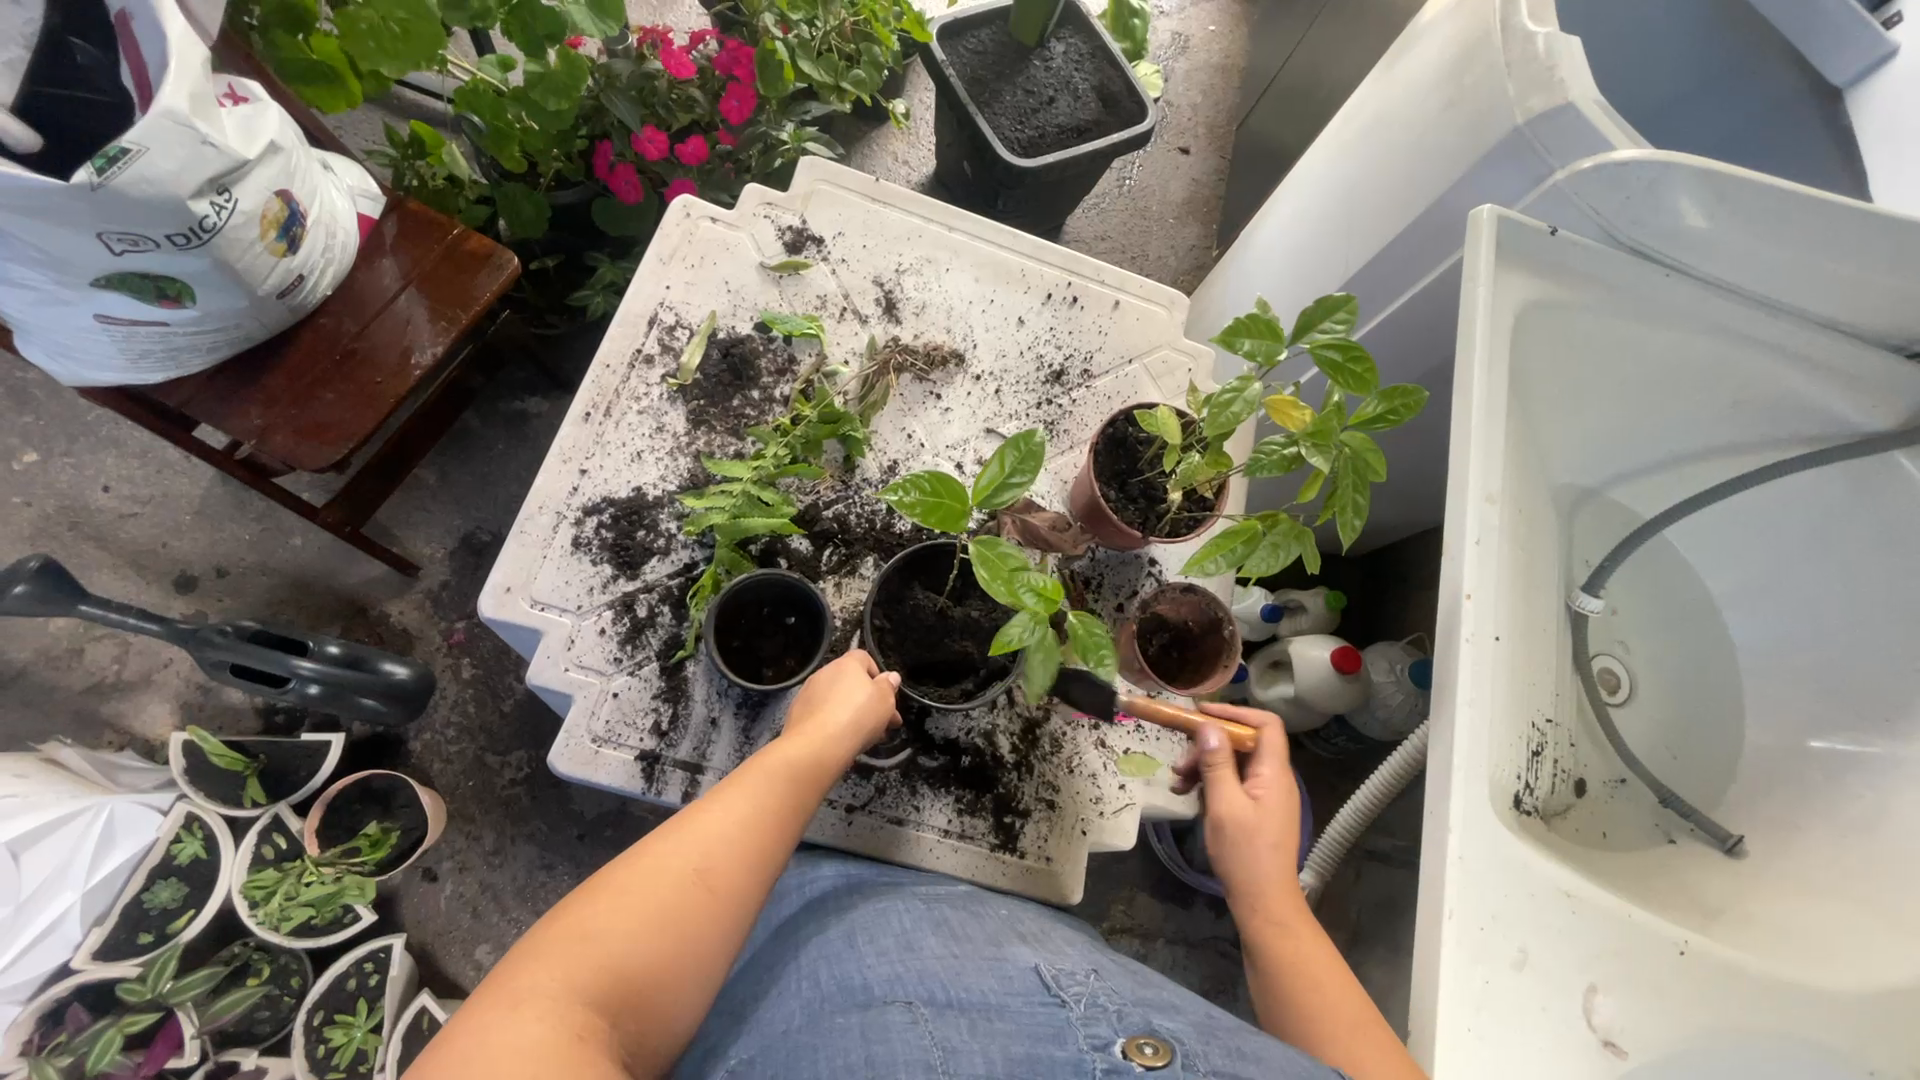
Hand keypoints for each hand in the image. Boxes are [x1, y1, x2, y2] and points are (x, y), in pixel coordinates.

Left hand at [778, 649, 901, 767]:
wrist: (817, 745)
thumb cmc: (857, 717)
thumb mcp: (885, 701)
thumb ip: (889, 686)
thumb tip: (891, 676)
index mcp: (847, 664)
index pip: (864, 657)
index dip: (877, 675)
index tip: (885, 695)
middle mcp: (825, 673)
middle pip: (850, 682)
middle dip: (867, 700)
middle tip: (882, 722)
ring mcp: (808, 693)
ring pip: (836, 700)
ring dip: (850, 713)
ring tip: (864, 736)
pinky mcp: (797, 713)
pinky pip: (821, 714)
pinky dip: (832, 724)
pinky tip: (842, 741)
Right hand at [1172, 703, 1305, 919]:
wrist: (1263, 903)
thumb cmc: (1244, 853)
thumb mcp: (1223, 804)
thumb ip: (1216, 763)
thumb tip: (1208, 726)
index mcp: (1274, 773)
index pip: (1265, 724)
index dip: (1234, 712)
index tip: (1201, 714)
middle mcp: (1275, 778)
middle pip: (1242, 742)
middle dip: (1208, 745)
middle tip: (1180, 763)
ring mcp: (1267, 795)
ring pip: (1234, 763)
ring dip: (1204, 766)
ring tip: (1177, 782)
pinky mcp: (1257, 810)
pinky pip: (1233, 783)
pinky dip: (1210, 783)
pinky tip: (1188, 795)